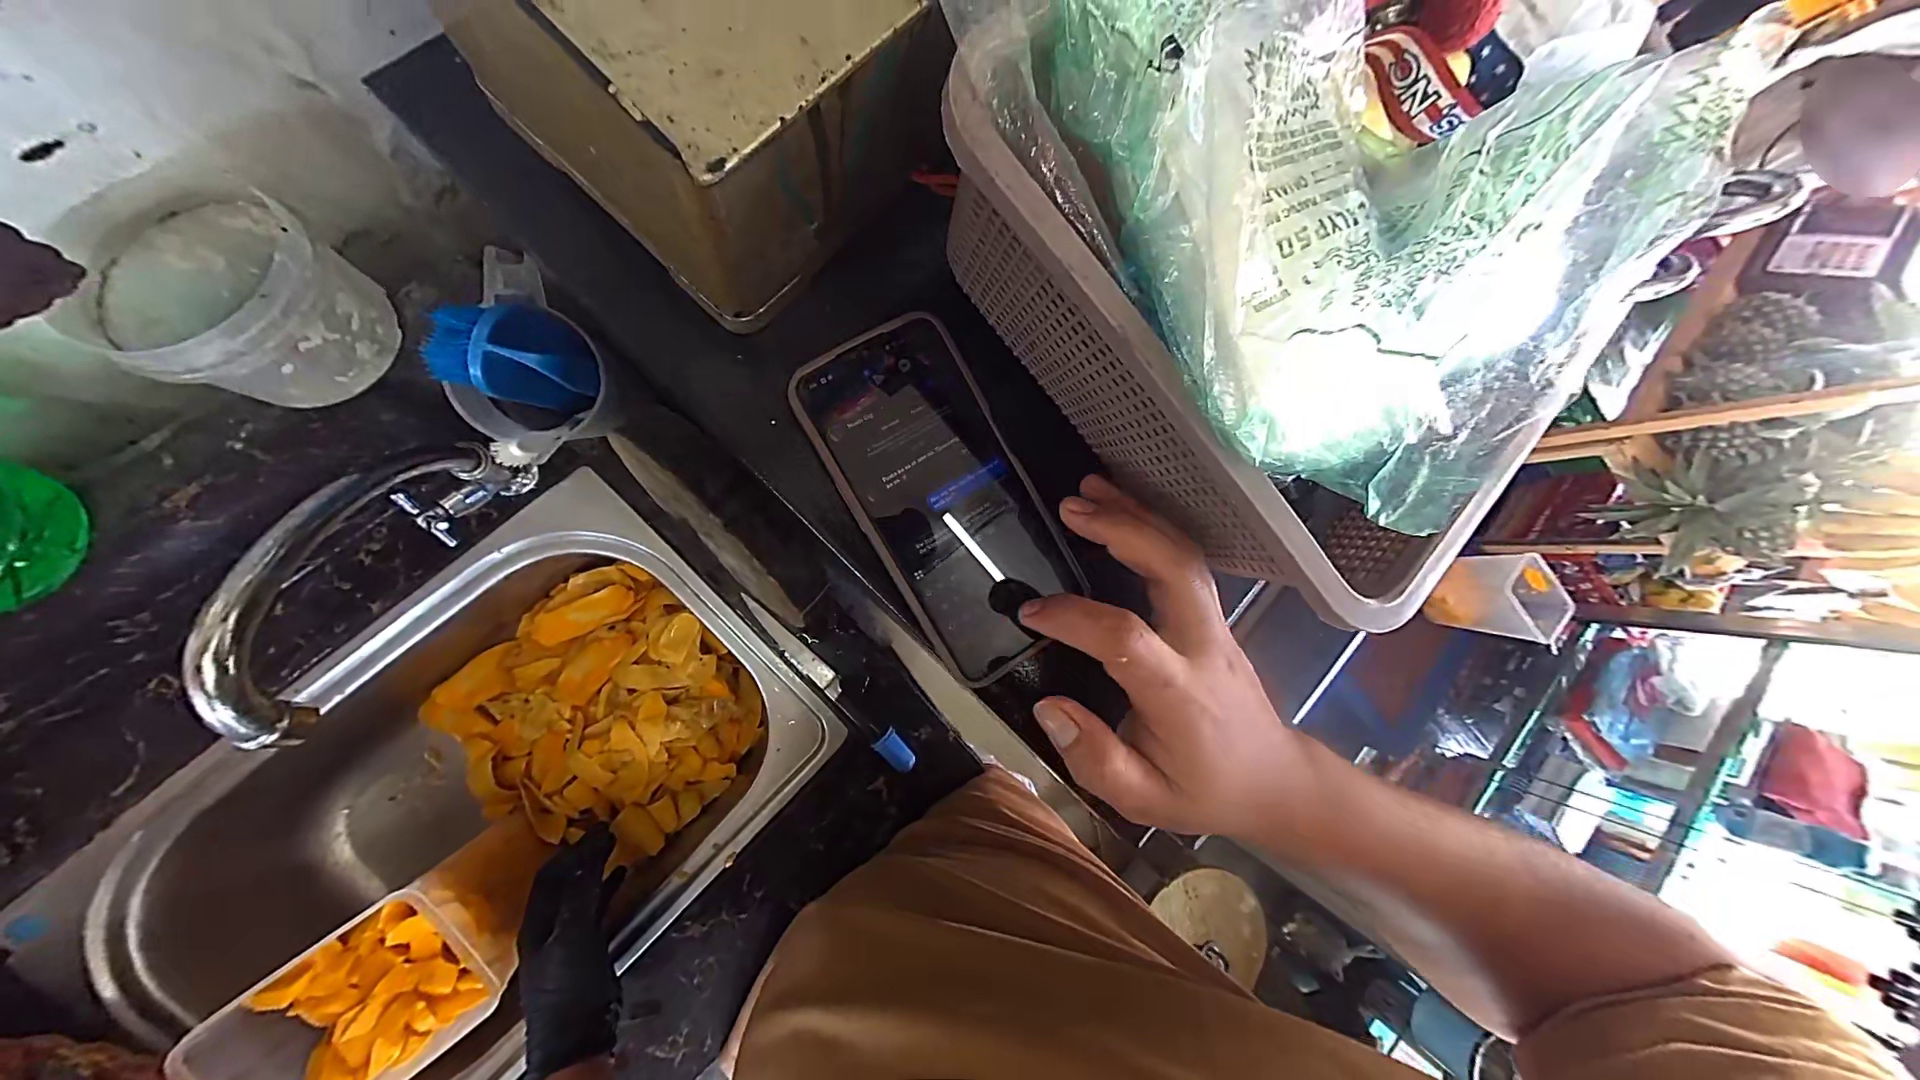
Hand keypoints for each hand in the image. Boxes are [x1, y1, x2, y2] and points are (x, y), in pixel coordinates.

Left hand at [519, 827, 620, 1079]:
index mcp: (535, 924)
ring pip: (580, 892)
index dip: (572, 848)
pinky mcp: (586, 949)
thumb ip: (583, 891)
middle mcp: (546, 928)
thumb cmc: (571, 987)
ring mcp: (565, 939)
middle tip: (608, 830)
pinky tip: (623, 875)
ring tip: (616, 846)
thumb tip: (592, 845)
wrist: (578, 1040)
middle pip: (562, 881)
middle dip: (583, 855)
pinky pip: (596, 907)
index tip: (597, 825)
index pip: (549, 874)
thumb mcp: (576, 934)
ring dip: (596, 869)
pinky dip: (607, 888)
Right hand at [1017, 475, 1319, 836]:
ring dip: (1136, 515)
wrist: (1275, 780)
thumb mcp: (1143, 799)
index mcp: (1180, 693)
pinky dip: (1151, 526)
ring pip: (1183, 554)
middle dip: (1124, 528)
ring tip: (1088, 490)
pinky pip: (1185, 560)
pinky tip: (1120, 508)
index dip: (1075, 617)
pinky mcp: (1215, 616)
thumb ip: (1092, 757)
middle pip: (1174, 568)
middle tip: (1071, 507)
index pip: (1126, 639)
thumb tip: (1047, 707)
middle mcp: (1203, 646)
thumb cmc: (1206, 791)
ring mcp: (1215, 624)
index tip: (1031, 612)